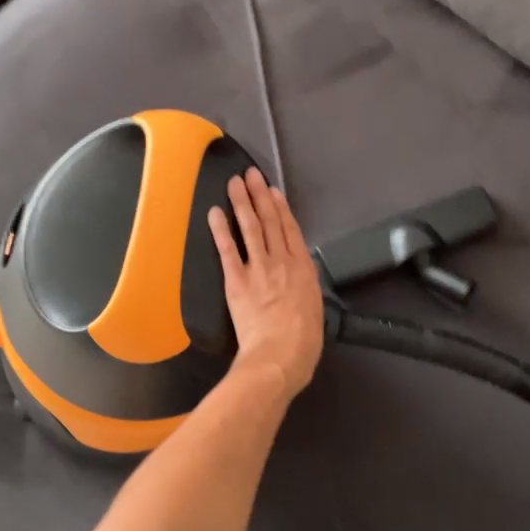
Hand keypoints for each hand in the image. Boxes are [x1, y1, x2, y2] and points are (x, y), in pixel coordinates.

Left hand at [207, 168, 324, 398]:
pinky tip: (215, 213)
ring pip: (250, 228)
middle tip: (251, 175)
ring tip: (234, 183)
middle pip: (270, 222)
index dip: (281, 208)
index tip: (273, 191)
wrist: (280, 356)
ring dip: (242, 203)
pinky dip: (221, 229)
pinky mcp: (236, 280)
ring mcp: (258, 268)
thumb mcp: (314, 309)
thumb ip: (305, 288)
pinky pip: (227, 249)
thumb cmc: (303, 341)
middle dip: (260, 196)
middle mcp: (282, 261)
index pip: (290, 230)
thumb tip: (301, 278)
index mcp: (303, 268)